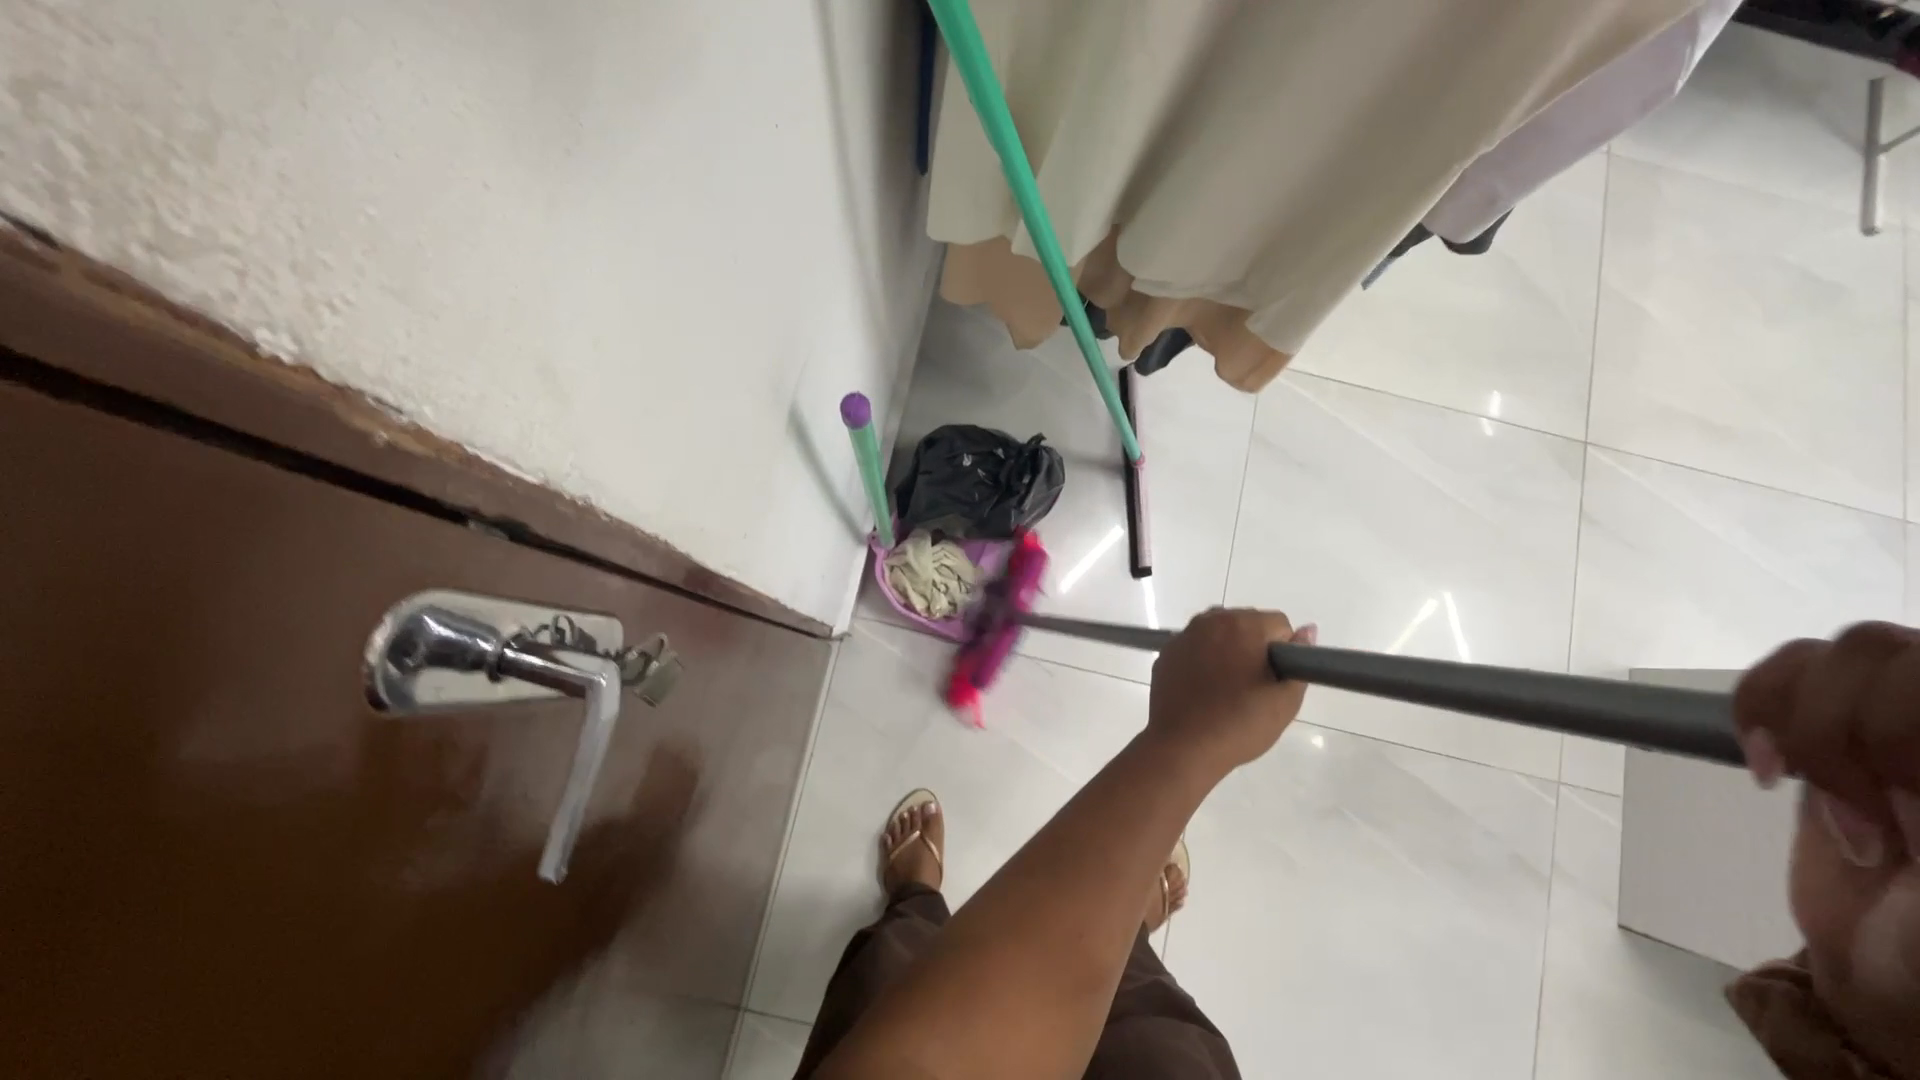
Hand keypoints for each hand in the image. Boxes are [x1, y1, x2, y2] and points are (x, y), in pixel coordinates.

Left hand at [1146, 608, 1313, 777]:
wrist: (1183, 747)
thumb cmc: (1240, 724)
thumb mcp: (1285, 700)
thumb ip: (1300, 659)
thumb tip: (1307, 629)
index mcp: (1242, 625)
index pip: (1278, 625)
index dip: (1283, 653)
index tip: (1274, 680)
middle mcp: (1209, 620)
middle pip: (1245, 623)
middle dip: (1254, 647)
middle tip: (1252, 686)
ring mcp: (1183, 636)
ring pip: (1217, 633)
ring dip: (1227, 650)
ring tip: (1226, 688)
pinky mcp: (1165, 654)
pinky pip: (1194, 648)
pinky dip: (1201, 660)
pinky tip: (1202, 690)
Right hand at [1734, 622, 1919, 1076]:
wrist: (1895, 981)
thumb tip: (1895, 772)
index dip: (1900, 734)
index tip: (1904, 816)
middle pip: (1884, 654)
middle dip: (1851, 739)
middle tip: (1868, 822)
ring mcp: (1896, 721)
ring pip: (1837, 653)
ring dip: (1807, 732)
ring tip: (1820, 797)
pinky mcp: (1828, 729)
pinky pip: (1781, 669)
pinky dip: (1755, 708)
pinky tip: (1766, 762)